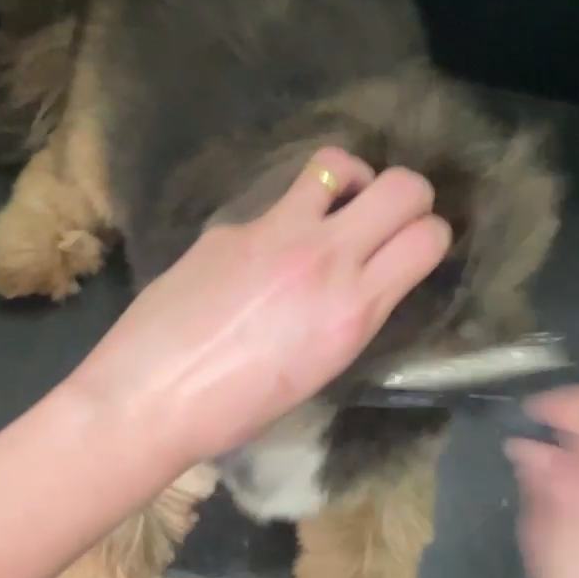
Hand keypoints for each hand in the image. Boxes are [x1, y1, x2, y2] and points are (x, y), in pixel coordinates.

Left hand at [64, 148, 451, 465]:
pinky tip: (254, 261)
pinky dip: (283, 221)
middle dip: (409, 198)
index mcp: (351, 312)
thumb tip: (357, 285)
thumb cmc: (234, 413)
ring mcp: (273, 233)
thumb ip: (346, 318)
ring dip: (350, 181)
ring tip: (333, 209)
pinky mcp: (229, 227)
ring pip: (338, 164)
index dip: (429, 237)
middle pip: (403, 186)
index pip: (427, 238)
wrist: (149, 399)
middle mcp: (323, 259)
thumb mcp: (314, 374)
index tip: (413, 250)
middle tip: (388, 220)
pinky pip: (275, 204)